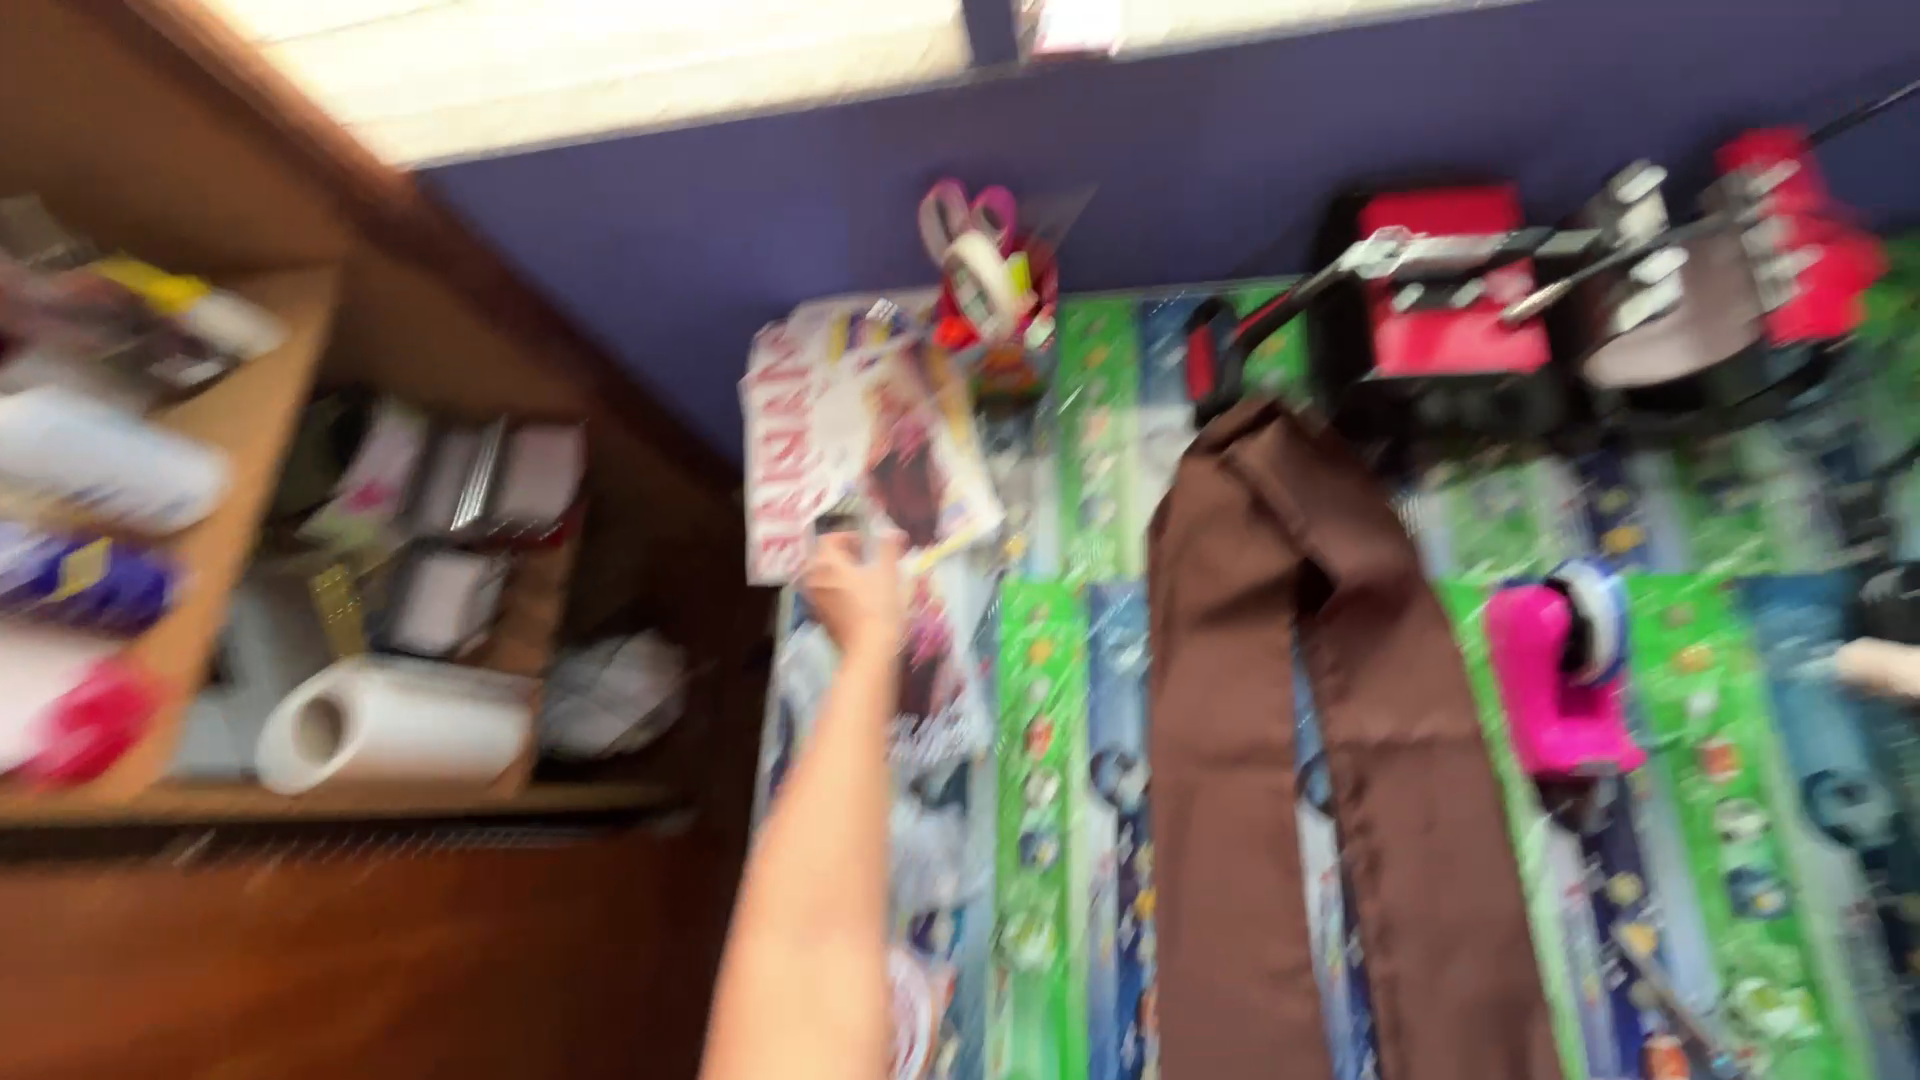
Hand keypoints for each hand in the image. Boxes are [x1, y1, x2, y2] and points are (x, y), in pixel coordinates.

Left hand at [803, 532, 905, 657]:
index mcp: (827, 563)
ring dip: (836, 572)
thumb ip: (888, 548)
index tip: (866, 544)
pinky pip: (823, 594)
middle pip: (821, 557)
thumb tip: (893, 533)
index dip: (848, 536)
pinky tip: (854, 598)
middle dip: (840, 554)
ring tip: (859, 578)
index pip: (829, 539)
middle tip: (862, 559)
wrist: (869, 649)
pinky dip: (834, 590)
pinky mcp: (818, 617)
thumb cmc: (879, 607)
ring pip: (820, 576)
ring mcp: (813, 599)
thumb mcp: (888, 573)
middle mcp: (814, 578)